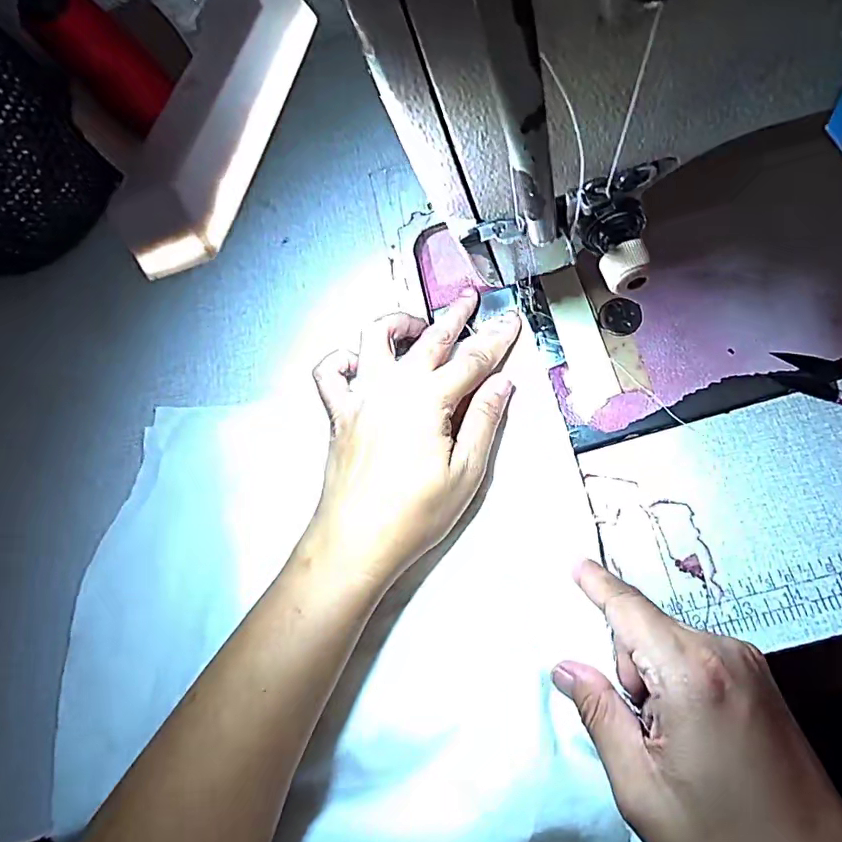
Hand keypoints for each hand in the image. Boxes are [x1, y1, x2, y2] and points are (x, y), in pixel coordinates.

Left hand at [302, 292, 521, 587]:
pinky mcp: (340, 414)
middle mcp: (392, 388)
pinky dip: (343, 358)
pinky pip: (331, 372)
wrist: (355, 541)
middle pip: (430, 338)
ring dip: (399, 323)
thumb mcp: (466, 472)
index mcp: (428, 400)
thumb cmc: (411, 515)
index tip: (510, 322)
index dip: (496, 338)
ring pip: (375, 339)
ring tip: (417, 324)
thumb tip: (501, 385)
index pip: (472, 360)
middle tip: (470, 301)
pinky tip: (359, 361)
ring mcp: (361, 397)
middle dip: (454, 315)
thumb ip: (483, 420)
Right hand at [553, 561, 841, 841]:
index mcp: (691, 672)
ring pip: (668, 644)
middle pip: (646, 629)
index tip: (576, 564)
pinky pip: (694, 656)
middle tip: (643, 733)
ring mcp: (747, 662)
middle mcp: (723, 652)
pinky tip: (693, 734)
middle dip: (628, 669)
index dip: (597, 586)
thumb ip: (599, 714)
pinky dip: (677, 682)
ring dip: (653, 679)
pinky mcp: (759, 676)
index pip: (630, 611)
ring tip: (674, 744)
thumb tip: (567, 668)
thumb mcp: (642, 788)